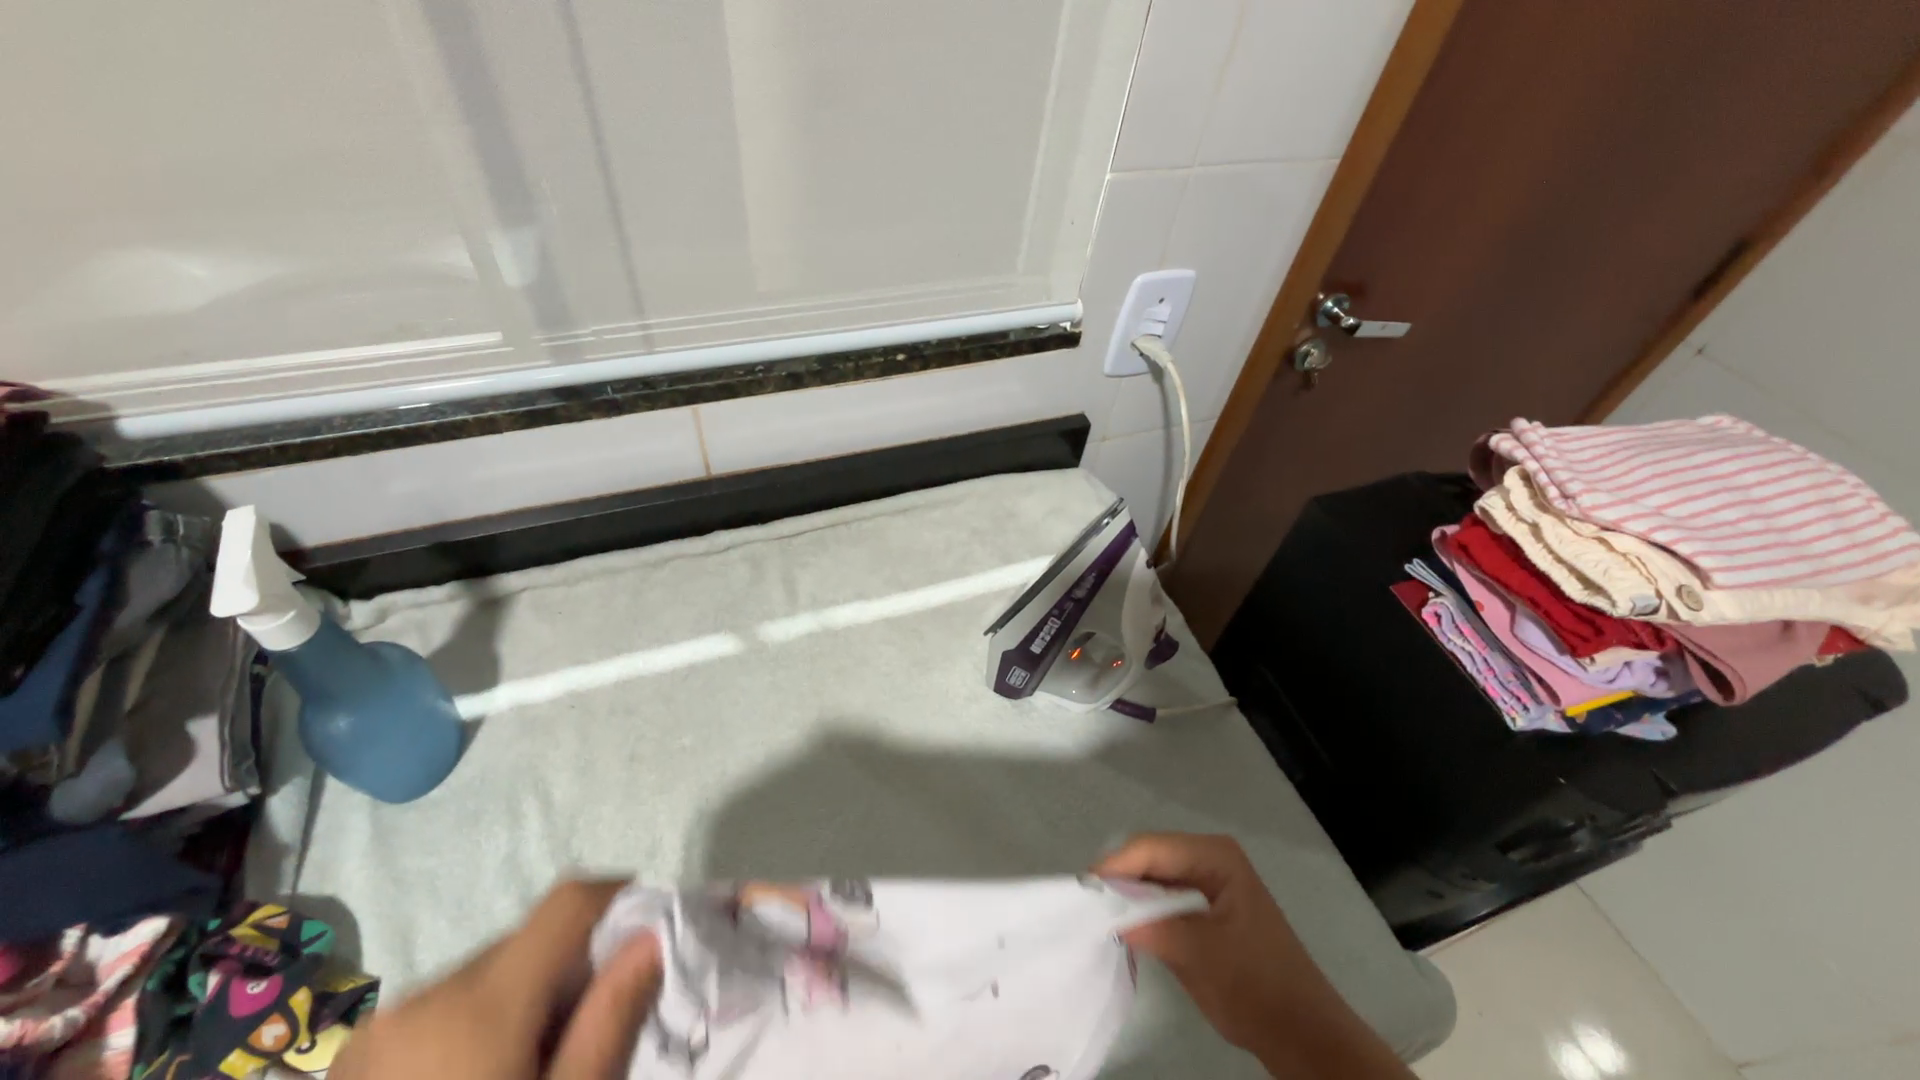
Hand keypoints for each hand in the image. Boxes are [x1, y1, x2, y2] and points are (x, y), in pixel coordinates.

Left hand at [333, 881, 661, 1079]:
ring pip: (484, 977)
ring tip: (534, 1070)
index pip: (566, 905)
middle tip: (597, 1031)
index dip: (619, 899)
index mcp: (478, 1005)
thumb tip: (651, 939)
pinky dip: (480, 1025)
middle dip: (572, 969)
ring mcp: (377, 1031)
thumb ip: (612, 1019)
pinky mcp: (353, 1061)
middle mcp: (422, 997)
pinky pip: (440, 1011)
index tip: (653, 929)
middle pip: (525, 943)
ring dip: (526, 1000)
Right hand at [1097, 833, 1412, 1078]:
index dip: (1113, 867)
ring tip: (1096, 916)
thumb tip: (1103, 910)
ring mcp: (1207, 881)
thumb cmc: (1256, 985)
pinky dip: (1142, 909)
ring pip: (1151, 876)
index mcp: (1215, 856)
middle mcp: (1210, 858)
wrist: (1299, 1030)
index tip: (1081, 894)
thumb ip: (1150, 924)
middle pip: (1148, 857)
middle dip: (1117, 879)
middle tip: (1082, 906)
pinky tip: (1125, 927)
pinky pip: (1162, 896)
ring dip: (1127, 895)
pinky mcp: (1203, 906)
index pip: (1149, 848)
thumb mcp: (1198, 953)